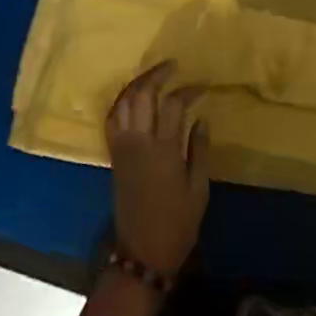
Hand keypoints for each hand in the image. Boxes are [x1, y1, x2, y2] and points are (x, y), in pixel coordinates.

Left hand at [104, 62, 210, 274]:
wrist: (143, 250)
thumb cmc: (178, 223)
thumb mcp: (198, 188)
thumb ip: (198, 150)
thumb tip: (201, 119)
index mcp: (163, 151)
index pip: (173, 105)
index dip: (188, 91)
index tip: (203, 87)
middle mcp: (138, 142)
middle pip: (142, 95)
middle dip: (157, 75)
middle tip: (173, 66)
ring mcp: (122, 147)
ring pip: (123, 102)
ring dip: (137, 83)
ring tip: (154, 75)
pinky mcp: (113, 154)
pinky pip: (112, 118)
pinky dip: (121, 102)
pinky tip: (133, 97)